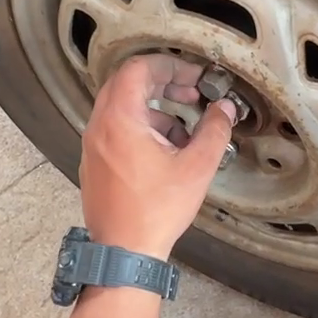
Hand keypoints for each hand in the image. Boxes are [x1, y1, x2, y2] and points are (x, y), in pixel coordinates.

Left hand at [79, 53, 236, 259]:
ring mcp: (93, 146)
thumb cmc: (154, 211)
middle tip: (191, 92)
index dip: (170, 65)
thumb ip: (214, 130)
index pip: (138, 69)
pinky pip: (115, 130)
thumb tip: (224, 110)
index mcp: (120, 119)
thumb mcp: (196, 167)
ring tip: (183, 130)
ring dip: (154, 108)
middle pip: (127, 84)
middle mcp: (99, 127)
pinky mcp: (94, 163)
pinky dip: (140, 128)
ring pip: (121, 108)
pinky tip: (166, 151)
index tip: (193, 76)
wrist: (124, 252)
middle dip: (163, 83)